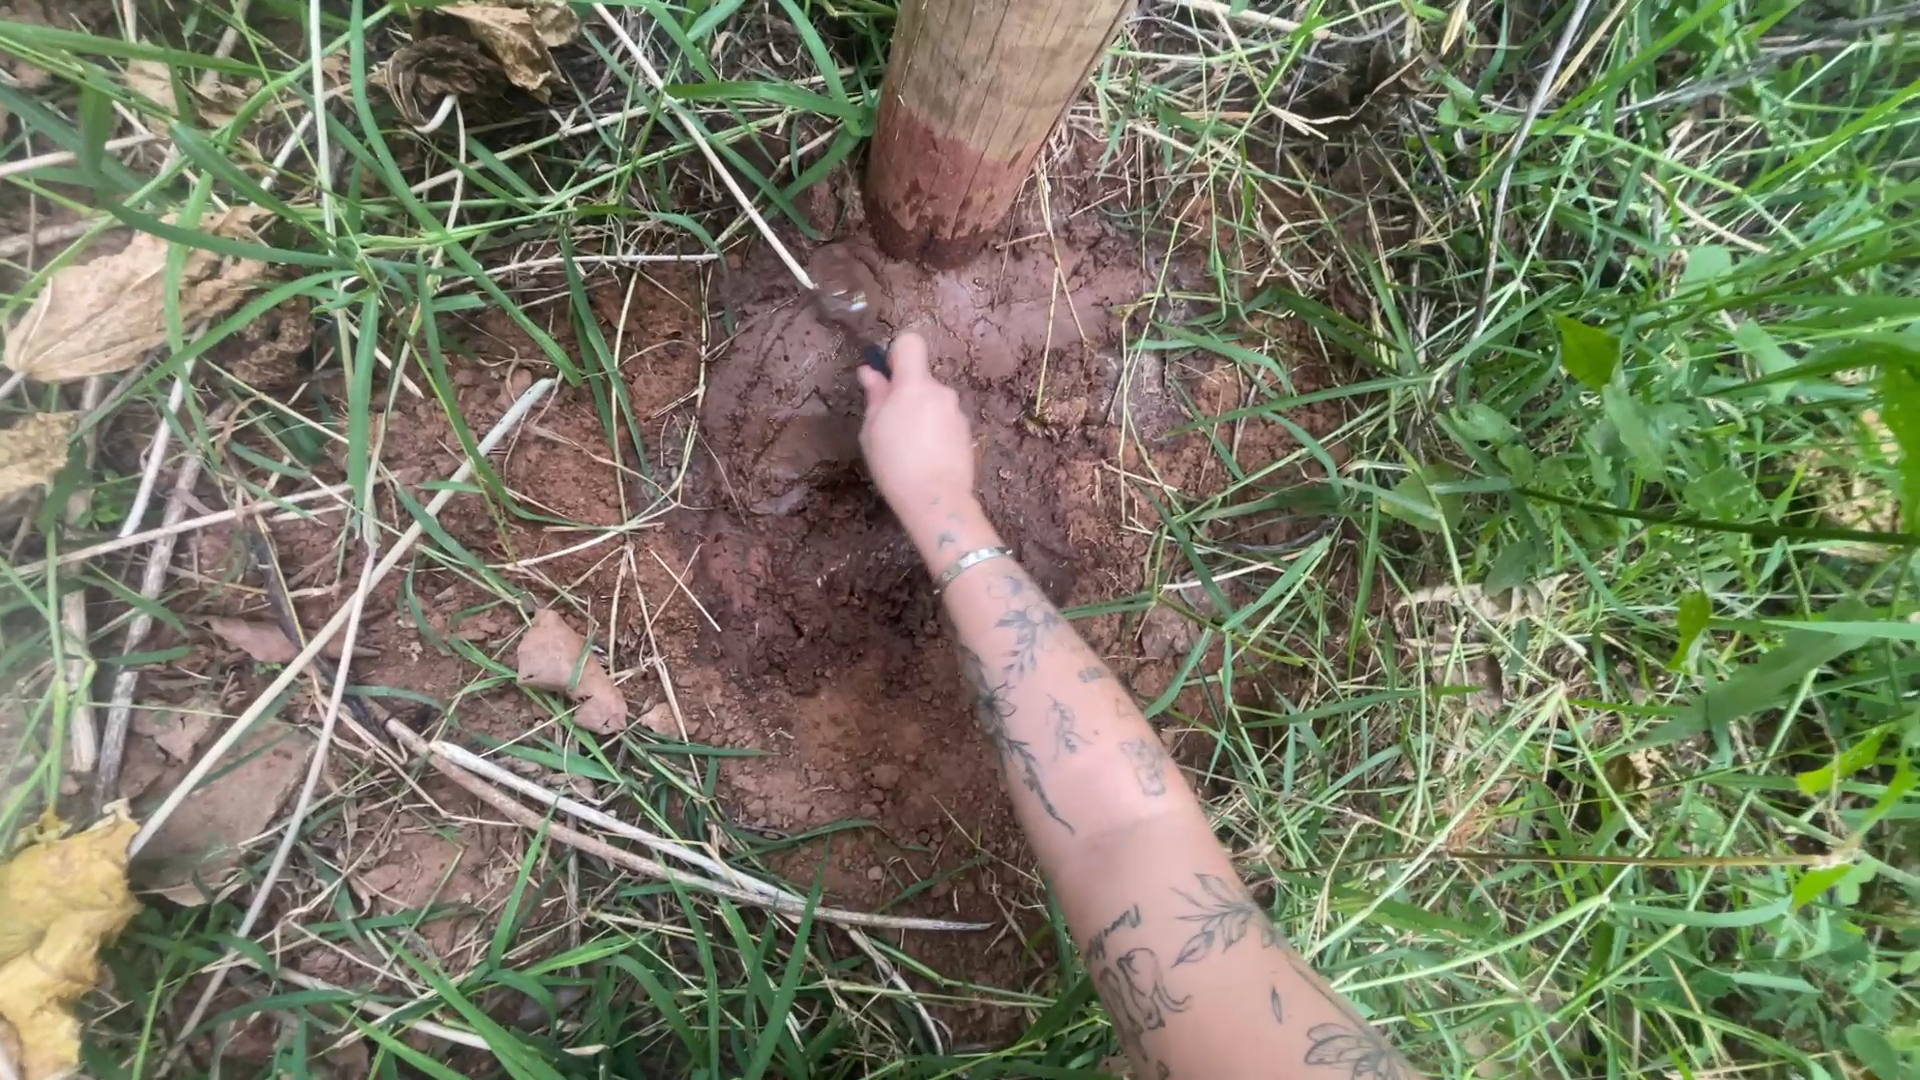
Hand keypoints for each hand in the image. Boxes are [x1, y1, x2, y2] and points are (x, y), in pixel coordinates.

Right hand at [857, 333, 975, 533]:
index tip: (887, 377)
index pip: (910, 343)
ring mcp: (957, 413)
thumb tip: (871, 373)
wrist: (936, 500)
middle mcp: (941, 392)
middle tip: (890, 426)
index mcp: (915, 385)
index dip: (896, 353)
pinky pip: (944, 422)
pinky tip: (926, 458)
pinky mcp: (966, 433)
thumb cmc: (895, 464)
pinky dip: (935, 432)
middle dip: (905, 394)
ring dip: (920, 415)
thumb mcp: (873, 430)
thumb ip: (875, 397)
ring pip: (933, 402)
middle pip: (920, 379)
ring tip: (908, 448)